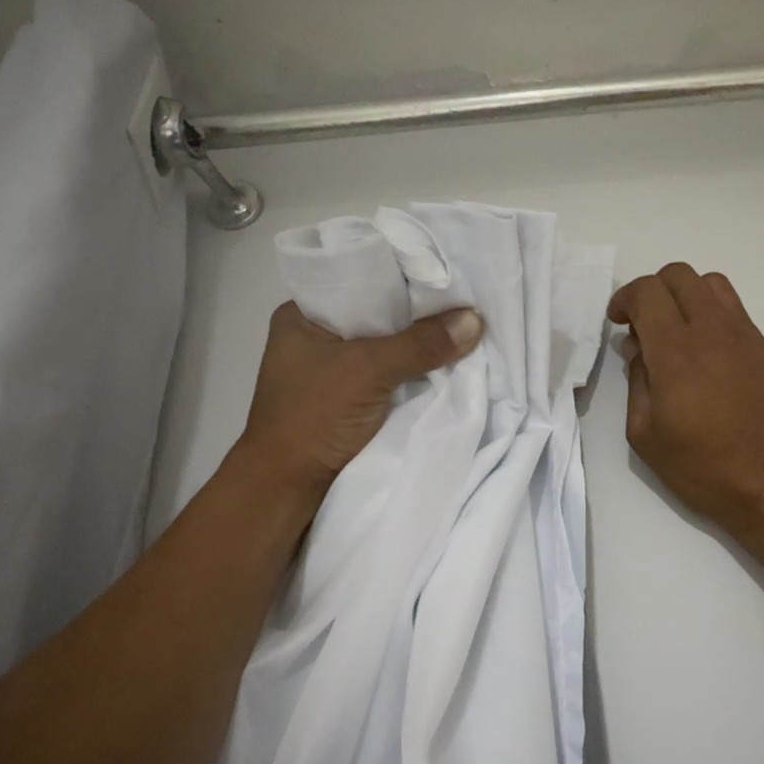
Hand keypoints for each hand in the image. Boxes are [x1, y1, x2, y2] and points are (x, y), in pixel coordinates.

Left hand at [233, 301, 482, 494]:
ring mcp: (332, 372)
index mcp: (302, 315)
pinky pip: (390, 377)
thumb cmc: (313, 418)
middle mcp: (316, 337)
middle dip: (419, 316)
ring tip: (466, 329)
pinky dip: (415, 374)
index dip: (402, 277)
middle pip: (378, 316)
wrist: (286, 489)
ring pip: (387, 349)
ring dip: (420, 348)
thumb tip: (476, 319)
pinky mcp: (349, 402)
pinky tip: (448, 365)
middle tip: (466, 302)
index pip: (360, 279)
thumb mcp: (367, 370)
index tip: (446, 275)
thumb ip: (420, 344)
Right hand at [610, 263, 763, 531]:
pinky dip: (712, 315)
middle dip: (652, 290)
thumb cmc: (702, 469)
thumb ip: (637, 383)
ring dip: (686, 296)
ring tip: (676, 332)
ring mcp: (746, 337)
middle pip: (679, 275)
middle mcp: (713, 331)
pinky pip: (735, 310)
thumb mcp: (646, 435)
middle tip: (642, 325)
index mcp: (677, 352)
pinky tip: (706, 354)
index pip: (648, 292)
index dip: (625, 298)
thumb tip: (639, 350)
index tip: (618, 322)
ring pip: (712, 284)